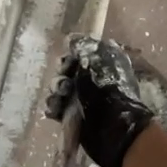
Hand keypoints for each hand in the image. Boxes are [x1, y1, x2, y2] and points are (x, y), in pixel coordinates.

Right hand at [46, 35, 153, 166]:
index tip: (69, 61)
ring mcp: (82, 99)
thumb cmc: (109, 91)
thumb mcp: (99, 61)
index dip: (71, 57)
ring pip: (59, 89)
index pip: (79, 55)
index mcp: (102, 65)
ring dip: (56, 91)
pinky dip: (53, 107)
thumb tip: (71, 38)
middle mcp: (92, 80)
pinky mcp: (74, 117)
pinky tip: (54, 110)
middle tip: (65, 83)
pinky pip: (56, 108)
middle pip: (66, 71)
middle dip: (61, 74)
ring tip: (60, 97)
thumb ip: (84, 47)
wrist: (114, 128)